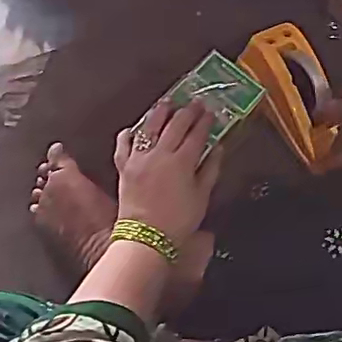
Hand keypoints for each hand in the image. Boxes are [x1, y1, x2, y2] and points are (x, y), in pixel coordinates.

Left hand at [114, 100, 222, 248]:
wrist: (146, 238)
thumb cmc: (178, 221)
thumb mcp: (201, 197)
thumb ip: (210, 170)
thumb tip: (218, 149)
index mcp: (182, 162)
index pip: (197, 134)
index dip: (205, 121)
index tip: (211, 112)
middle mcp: (160, 154)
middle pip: (175, 125)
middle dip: (187, 111)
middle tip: (195, 104)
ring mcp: (139, 158)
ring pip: (149, 127)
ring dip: (160, 112)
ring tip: (167, 103)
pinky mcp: (124, 166)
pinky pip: (123, 144)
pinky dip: (129, 133)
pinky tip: (134, 128)